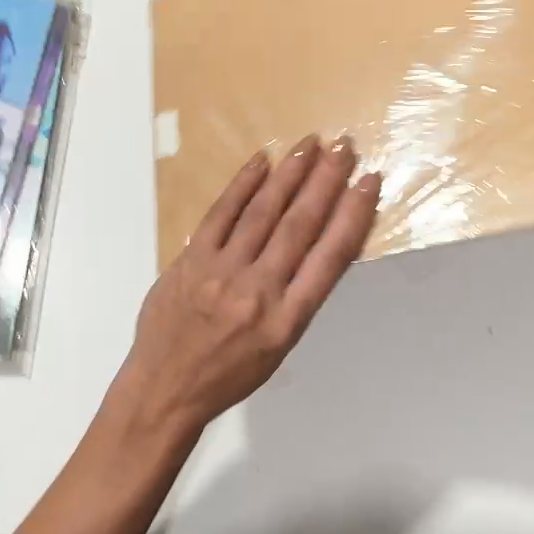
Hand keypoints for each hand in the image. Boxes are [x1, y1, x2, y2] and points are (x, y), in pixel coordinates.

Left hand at [113, 135, 380, 443]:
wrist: (165, 388)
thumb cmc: (228, 374)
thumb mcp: (278, 347)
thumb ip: (296, 296)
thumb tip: (313, 243)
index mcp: (288, 320)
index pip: (330, 257)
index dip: (353, 214)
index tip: (368, 181)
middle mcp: (259, 291)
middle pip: (299, 225)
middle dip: (325, 181)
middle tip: (344, 146)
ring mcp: (221, 272)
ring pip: (262, 212)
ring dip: (289, 174)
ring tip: (310, 145)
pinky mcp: (190, 260)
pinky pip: (220, 214)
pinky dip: (243, 185)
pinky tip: (261, 162)